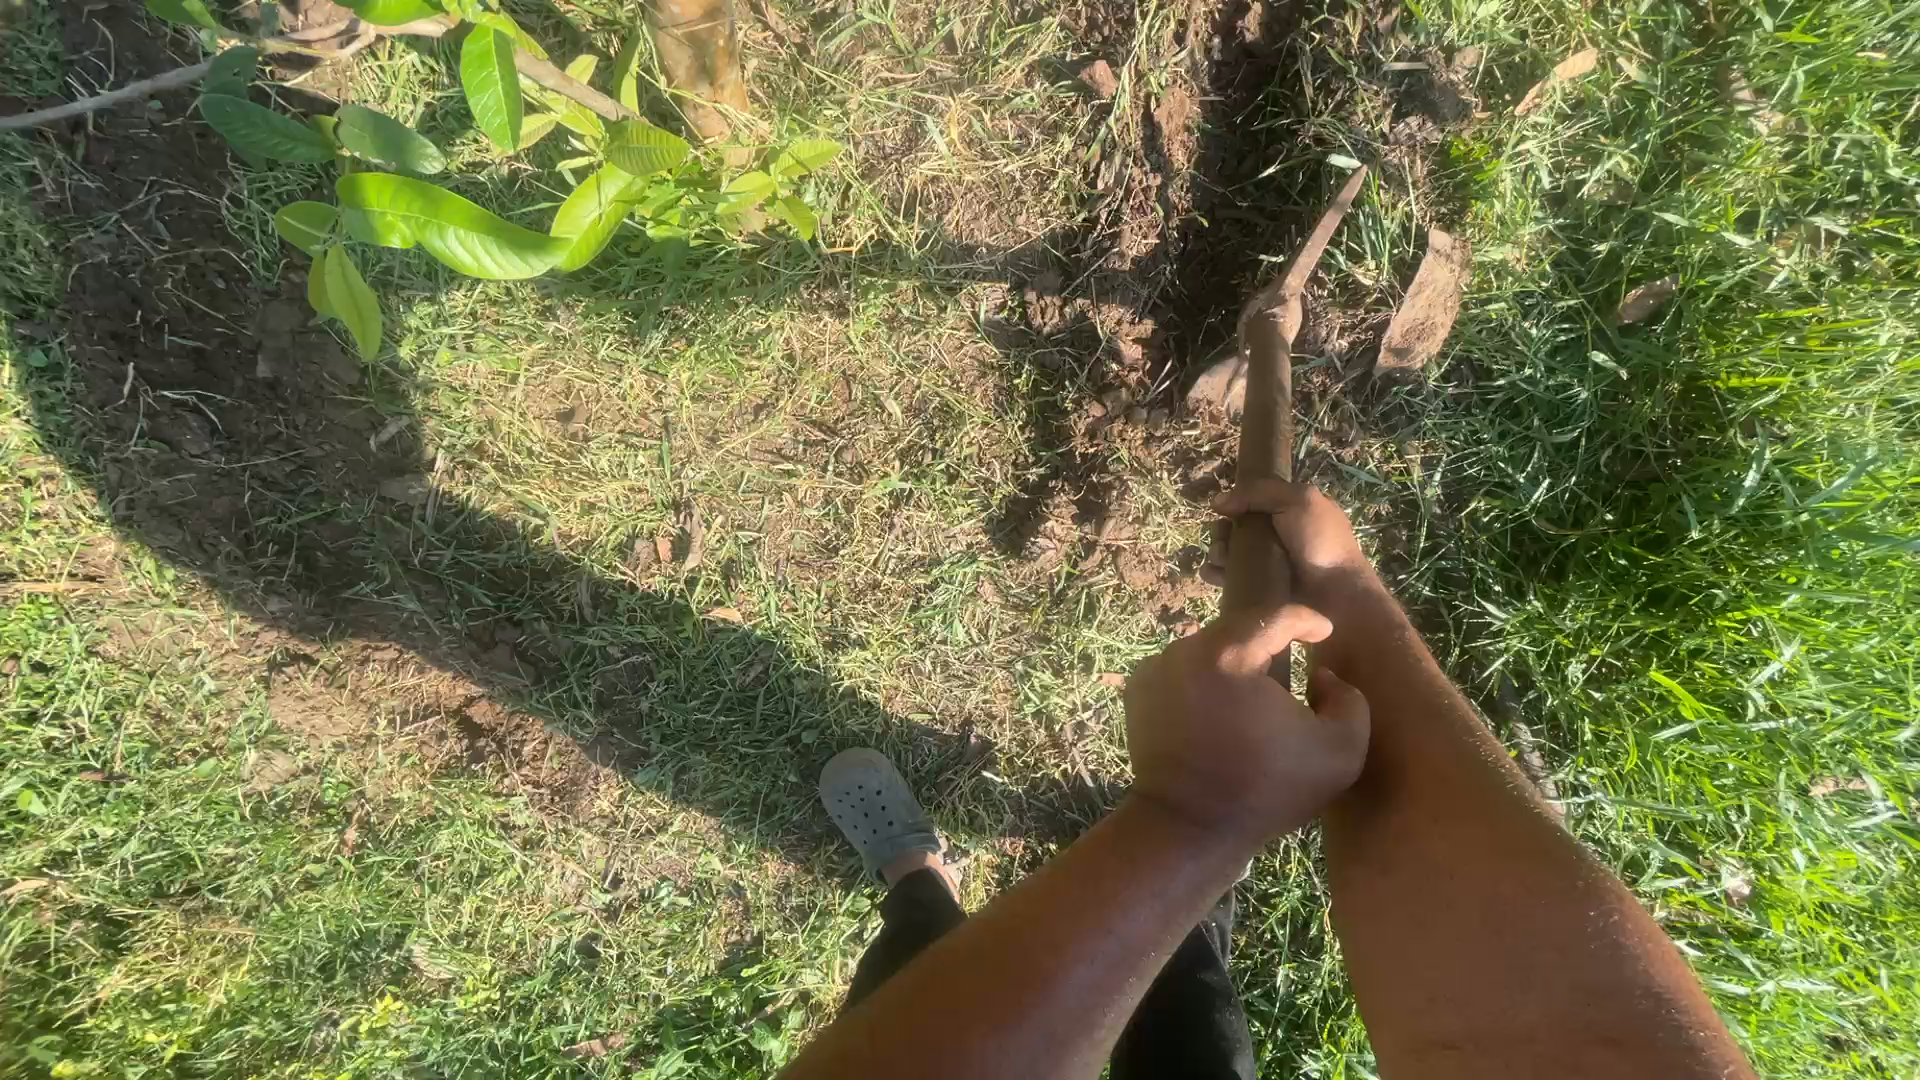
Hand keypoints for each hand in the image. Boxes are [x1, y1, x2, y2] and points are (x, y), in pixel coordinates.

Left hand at [1124, 603, 1369, 844]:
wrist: (1188, 826)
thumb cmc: (1266, 791)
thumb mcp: (1339, 751)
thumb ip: (1347, 700)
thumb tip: (1321, 676)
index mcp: (1230, 654)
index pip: (1274, 617)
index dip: (1305, 620)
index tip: (1322, 631)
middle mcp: (1184, 650)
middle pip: (1236, 631)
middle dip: (1267, 644)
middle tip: (1291, 665)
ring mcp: (1155, 668)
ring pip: (1207, 651)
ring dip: (1232, 666)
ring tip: (1253, 699)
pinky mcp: (1138, 690)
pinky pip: (1181, 671)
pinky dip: (1202, 682)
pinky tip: (1218, 713)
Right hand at [1201, 481, 1375, 606]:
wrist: (1336, 595)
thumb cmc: (1321, 542)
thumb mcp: (1299, 500)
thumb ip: (1258, 492)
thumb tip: (1216, 502)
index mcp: (1286, 512)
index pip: (1248, 503)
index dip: (1234, 505)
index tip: (1227, 511)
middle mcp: (1271, 537)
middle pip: (1231, 527)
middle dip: (1221, 531)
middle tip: (1225, 540)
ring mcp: (1261, 564)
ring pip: (1224, 551)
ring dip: (1217, 552)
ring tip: (1223, 559)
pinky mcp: (1253, 589)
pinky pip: (1223, 577)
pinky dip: (1214, 573)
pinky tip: (1218, 574)